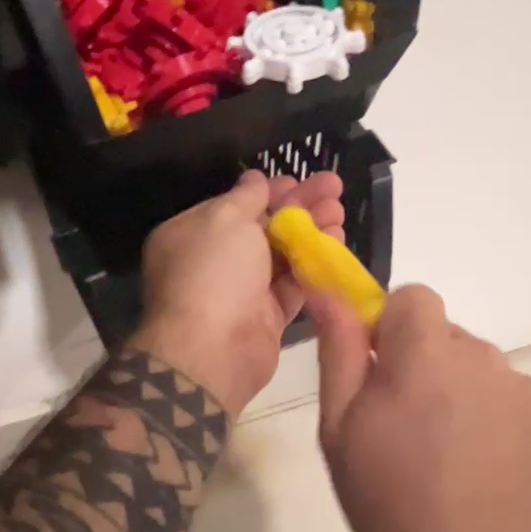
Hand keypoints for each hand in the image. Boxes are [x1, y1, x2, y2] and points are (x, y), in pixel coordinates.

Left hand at [131, 169, 345, 415]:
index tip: (299, 179)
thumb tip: (255, 180)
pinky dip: (313, 265)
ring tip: (341, 212)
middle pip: (260, 228)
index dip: (268, 191)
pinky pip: (292, 286)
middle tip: (334, 188)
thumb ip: (246, 196)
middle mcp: (211, 263)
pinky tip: (337, 244)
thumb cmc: (211, 274)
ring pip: (280, 256)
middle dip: (298, 207)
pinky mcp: (264, 319)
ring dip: (311, 233)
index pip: (233, 206)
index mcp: (190, 235)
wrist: (212, 352)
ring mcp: (239, 293)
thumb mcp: (225, 219)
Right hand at [308, 285, 530, 531]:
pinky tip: (464, 468)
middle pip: (441, 334)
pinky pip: (495, 399)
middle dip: (415, 362)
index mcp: (428, 352)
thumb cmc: (391, 501)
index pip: (411, 296)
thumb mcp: (341, 429)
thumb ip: (340, 352)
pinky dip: (475, 418)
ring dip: (447, 391)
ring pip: (469, 368)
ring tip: (431, 455)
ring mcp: (518, 391)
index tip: (372, 370)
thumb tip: (328, 293)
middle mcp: (482, 357)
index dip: (386, 325)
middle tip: (393, 424)